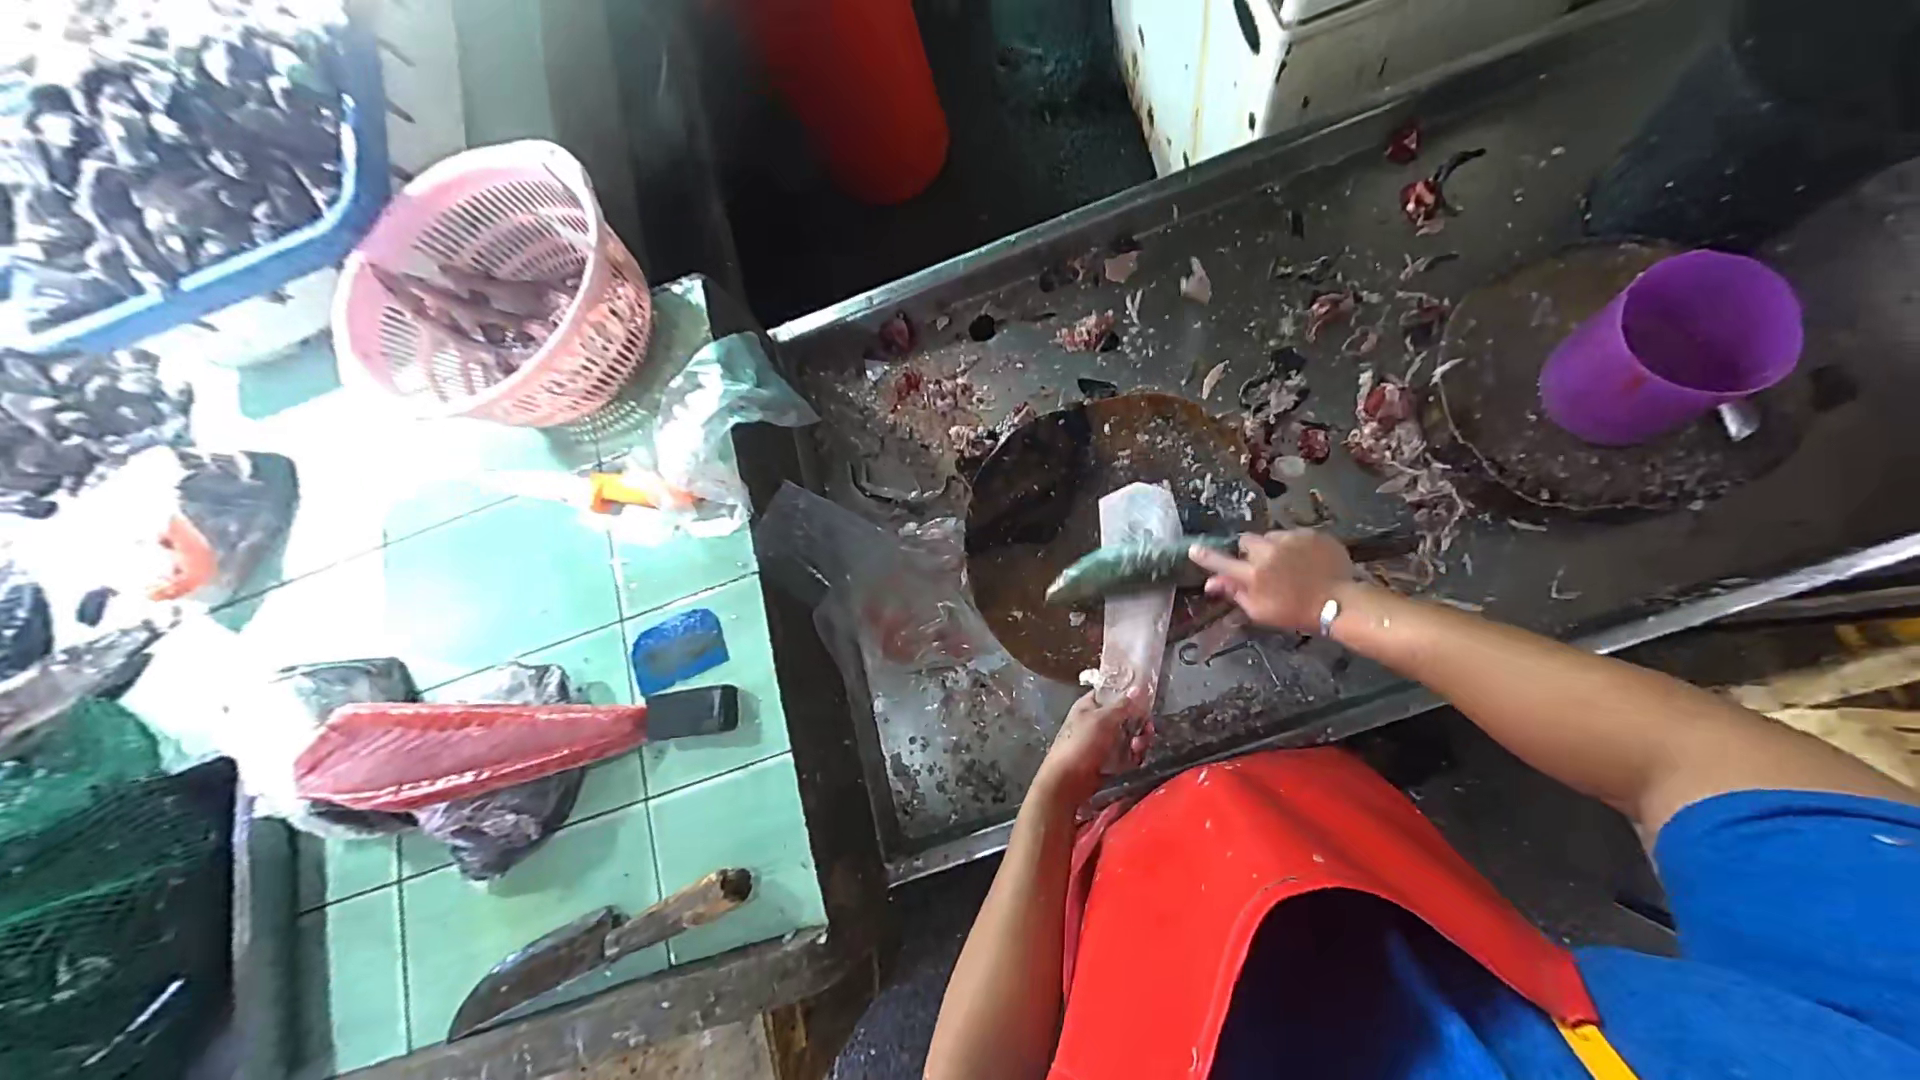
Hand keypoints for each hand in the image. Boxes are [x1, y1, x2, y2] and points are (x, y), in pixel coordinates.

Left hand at [1033, 687, 1147, 807]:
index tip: (1145, 698)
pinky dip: (1133, 756)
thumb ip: (1122, 705)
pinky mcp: (1108, 760)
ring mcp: (1103, 742)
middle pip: (1125, 716)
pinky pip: (1127, 754)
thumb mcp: (1103, 719)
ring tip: (1137, 746)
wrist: (1068, 781)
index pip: (1111, 692)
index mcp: (1090, 706)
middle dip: (1139, 722)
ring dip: (1138, 740)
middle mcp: (1097, 721)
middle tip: (1147, 728)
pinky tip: (1135, 758)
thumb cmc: (1082, 743)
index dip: (1128, 694)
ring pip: (1129, 736)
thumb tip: (1136, 688)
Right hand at [1189, 530, 1354, 632]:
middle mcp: (1268, 552)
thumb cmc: (1297, 612)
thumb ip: (1234, 593)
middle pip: (1246, 541)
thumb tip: (1210, 583)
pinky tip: (1305, 560)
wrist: (1340, 603)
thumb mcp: (1261, 611)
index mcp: (1253, 574)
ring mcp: (1291, 539)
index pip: (1221, 562)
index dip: (1205, 556)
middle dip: (1249, 551)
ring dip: (1273, 547)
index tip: (1194, 549)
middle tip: (1260, 565)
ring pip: (1271, 537)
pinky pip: (1294, 535)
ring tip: (1288, 563)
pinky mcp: (1311, 534)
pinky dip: (1294, 545)